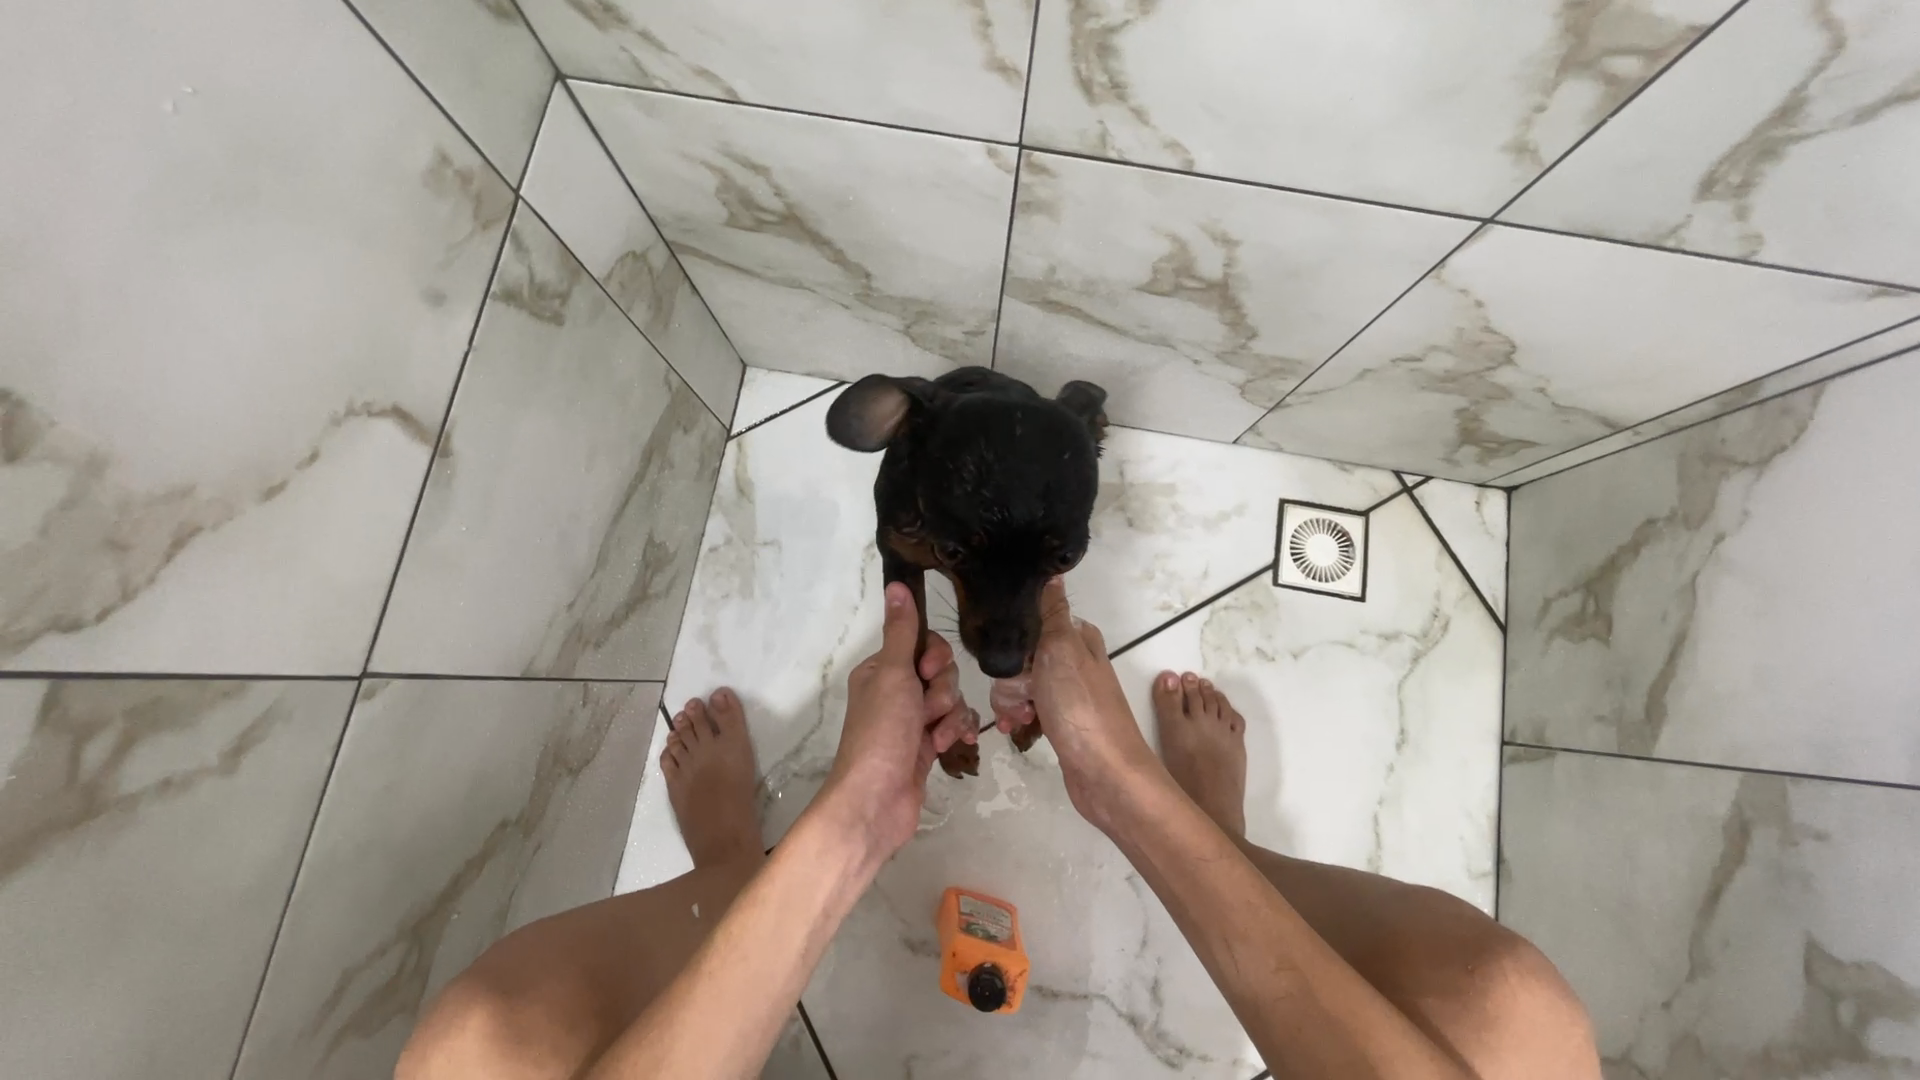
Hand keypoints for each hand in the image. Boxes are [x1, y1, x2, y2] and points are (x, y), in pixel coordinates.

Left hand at [816, 584, 978, 860]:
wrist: (876, 801)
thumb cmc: (881, 733)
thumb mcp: (893, 674)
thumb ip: (902, 631)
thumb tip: (896, 584)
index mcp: (881, 670)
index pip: (924, 644)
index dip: (935, 657)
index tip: (928, 670)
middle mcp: (896, 691)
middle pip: (942, 672)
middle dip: (943, 691)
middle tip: (927, 710)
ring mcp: (912, 720)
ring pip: (951, 699)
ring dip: (949, 716)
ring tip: (934, 737)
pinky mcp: (926, 746)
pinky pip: (953, 725)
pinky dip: (954, 733)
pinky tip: (951, 747)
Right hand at [1025, 578, 1162, 829]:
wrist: (1106, 773)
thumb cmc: (1082, 707)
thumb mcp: (1062, 650)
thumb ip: (1052, 613)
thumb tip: (1053, 571)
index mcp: (1078, 637)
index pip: (1033, 622)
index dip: (1014, 638)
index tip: (1008, 655)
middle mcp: (1073, 660)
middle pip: (1022, 655)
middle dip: (1010, 676)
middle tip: (1022, 694)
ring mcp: (1066, 692)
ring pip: (1020, 684)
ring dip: (1010, 700)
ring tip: (1019, 718)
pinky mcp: (1060, 720)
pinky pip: (1027, 708)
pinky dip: (1018, 717)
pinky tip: (1016, 729)